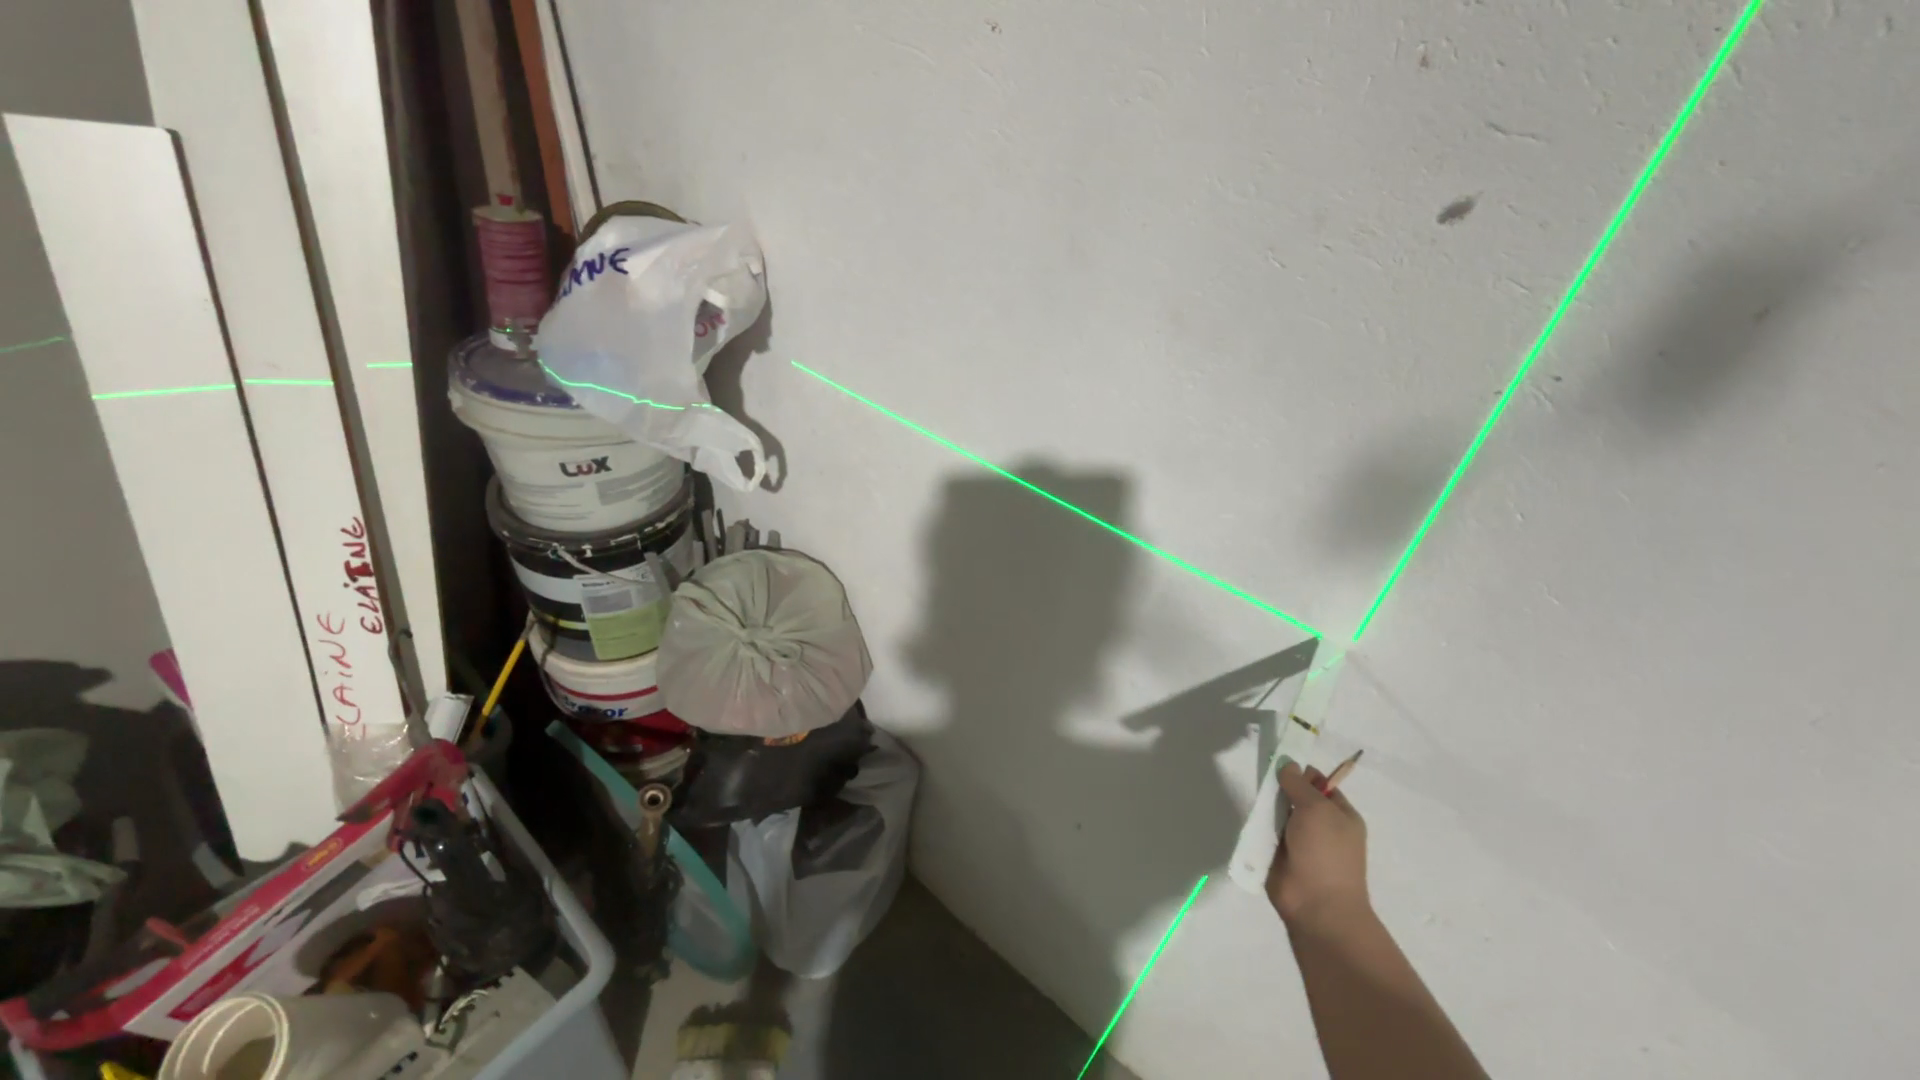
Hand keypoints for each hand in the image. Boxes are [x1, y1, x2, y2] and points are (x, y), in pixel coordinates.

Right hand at [1266, 761, 1369, 931]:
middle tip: (1261, 776)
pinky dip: (1257, 827)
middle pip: (1295, 797)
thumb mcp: (1317, 809)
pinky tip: (1249, 820)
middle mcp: (1321, 827)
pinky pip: (1265, 834)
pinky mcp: (1278, 856)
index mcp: (1340, 815)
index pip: (1320, 784)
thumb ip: (1299, 784)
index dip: (1302, 771)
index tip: (1279, 760)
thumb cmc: (1326, 853)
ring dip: (1267, 808)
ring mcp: (1299, 843)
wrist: (1317, 906)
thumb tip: (1287, 764)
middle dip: (1279, 788)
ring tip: (1254, 798)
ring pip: (1278, 814)